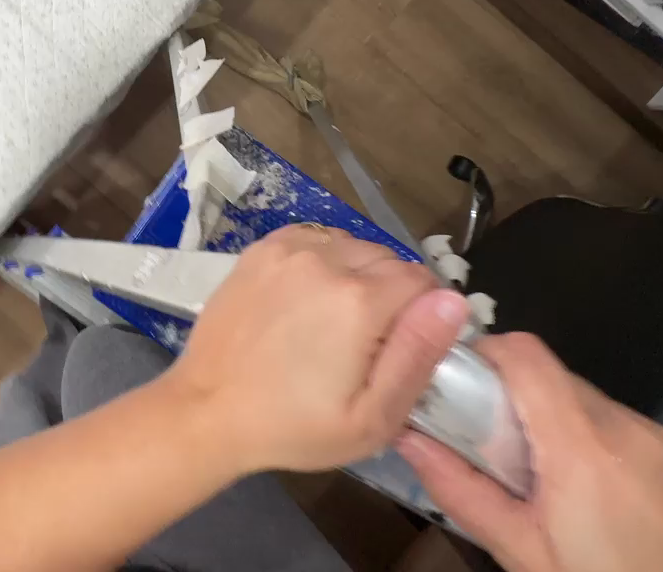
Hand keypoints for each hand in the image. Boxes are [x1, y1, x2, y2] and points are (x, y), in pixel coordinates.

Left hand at [157, 224, 471, 474]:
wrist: (209, 407)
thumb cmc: (295, 424)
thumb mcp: (372, 416)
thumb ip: (418, 353)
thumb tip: (452, 300)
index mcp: (358, 301)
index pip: (422, 280)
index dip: (427, 311)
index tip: (409, 342)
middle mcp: (323, 260)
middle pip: (386, 258)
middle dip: (394, 292)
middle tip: (373, 338)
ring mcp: (286, 250)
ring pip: (350, 243)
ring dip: (358, 270)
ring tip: (339, 316)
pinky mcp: (258, 250)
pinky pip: (312, 237)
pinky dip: (323, 256)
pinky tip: (311, 291)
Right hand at [396, 333, 662, 571]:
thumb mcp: (529, 560)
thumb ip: (462, 491)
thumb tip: (403, 434)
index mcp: (584, 447)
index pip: (523, 353)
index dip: (487, 356)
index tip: (466, 389)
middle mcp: (635, 429)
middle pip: (559, 383)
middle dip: (526, 409)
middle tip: (512, 463)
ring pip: (601, 412)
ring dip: (575, 436)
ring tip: (577, 502)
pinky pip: (645, 439)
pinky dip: (621, 459)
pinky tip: (631, 517)